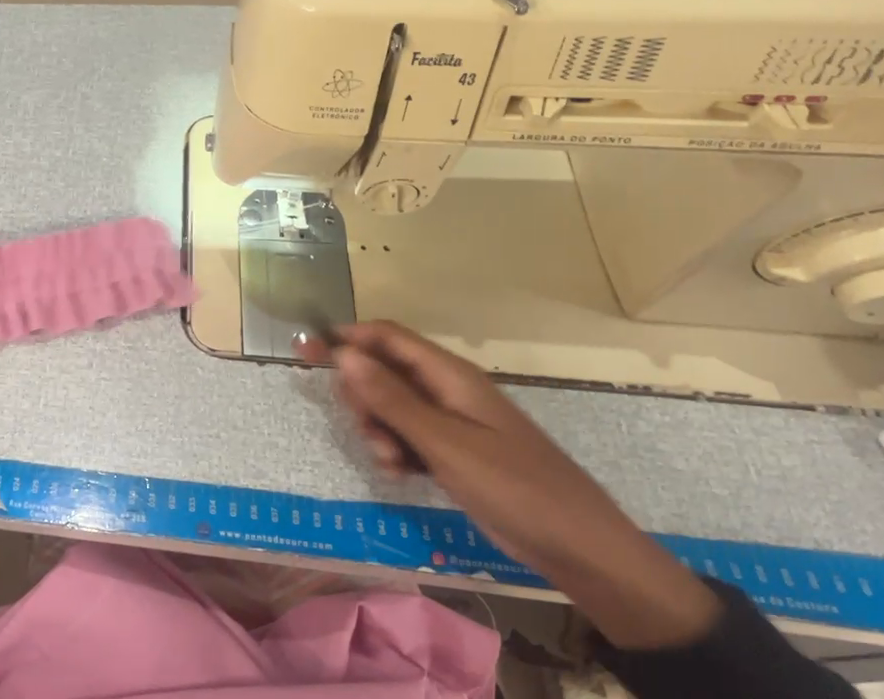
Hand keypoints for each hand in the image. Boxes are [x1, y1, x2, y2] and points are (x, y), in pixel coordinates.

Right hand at [300, 321, 722, 649]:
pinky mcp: (455, 451)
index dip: (345, 337)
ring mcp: (452, 421)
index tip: (304, 350)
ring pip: (392, 407)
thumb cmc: (514, 486)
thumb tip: (342, 353)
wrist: (579, 546)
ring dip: (379, 429)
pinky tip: (405, 474)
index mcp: (449, 374)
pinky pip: (408, 436)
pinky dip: (397, 450)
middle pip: (383, 371)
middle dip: (363, 397)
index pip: (386, 336)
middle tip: (368, 430)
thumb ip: (391, 398)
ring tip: (393, 462)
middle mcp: (447, 389)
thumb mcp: (444, 443)